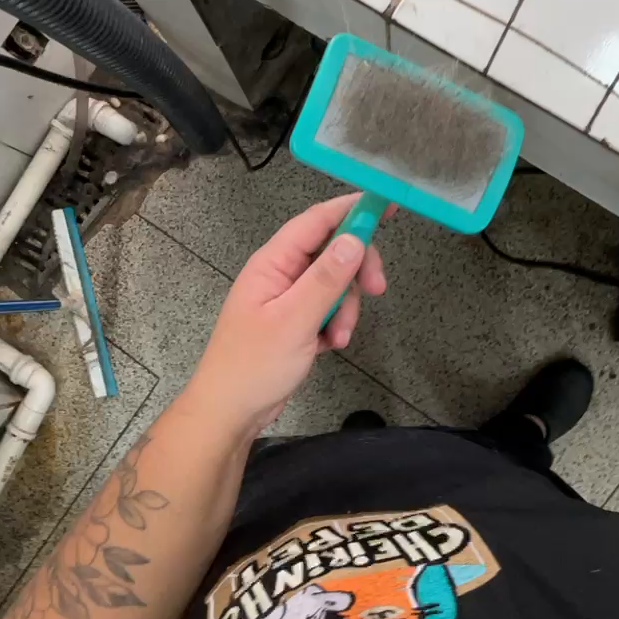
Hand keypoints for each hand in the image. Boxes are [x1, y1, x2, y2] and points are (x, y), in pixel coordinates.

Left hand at [180, 194, 388, 435]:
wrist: (231, 412)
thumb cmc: (254, 365)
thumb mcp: (295, 320)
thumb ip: (326, 278)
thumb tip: (355, 238)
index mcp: (272, 263)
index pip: (316, 221)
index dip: (351, 209)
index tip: (387, 206)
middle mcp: (280, 273)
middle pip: (331, 252)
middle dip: (356, 270)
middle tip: (377, 291)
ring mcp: (287, 299)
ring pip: (334, 285)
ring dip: (345, 309)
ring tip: (337, 339)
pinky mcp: (295, 322)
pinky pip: (326, 310)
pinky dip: (334, 325)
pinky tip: (329, 347)